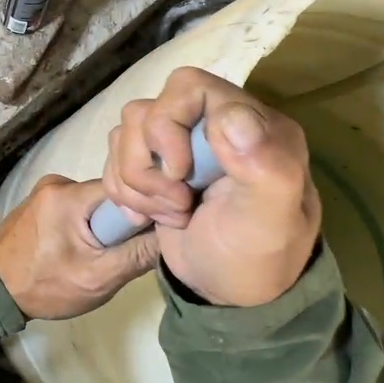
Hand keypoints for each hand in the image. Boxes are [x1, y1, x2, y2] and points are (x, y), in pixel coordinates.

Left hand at [0, 175, 160, 320]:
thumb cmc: (46, 286)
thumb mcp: (99, 277)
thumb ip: (139, 253)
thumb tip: (175, 233)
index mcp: (67, 194)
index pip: (125, 188)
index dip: (150, 207)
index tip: (167, 227)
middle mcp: (56, 183)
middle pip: (111, 193)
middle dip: (127, 218)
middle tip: (140, 246)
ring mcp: (46, 191)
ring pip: (96, 201)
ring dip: (108, 223)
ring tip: (114, 250)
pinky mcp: (42, 203)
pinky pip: (79, 206)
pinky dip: (90, 223)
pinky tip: (92, 246)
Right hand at [103, 67, 319, 307]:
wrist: (230, 296)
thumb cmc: (258, 256)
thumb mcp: (271, 218)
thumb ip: (265, 163)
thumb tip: (231, 116)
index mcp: (251, 124)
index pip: (188, 86)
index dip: (169, 123)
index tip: (182, 173)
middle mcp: (210, 126)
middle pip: (145, 112)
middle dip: (146, 162)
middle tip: (177, 201)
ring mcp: (178, 147)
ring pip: (123, 135)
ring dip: (135, 182)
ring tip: (170, 214)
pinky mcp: (152, 168)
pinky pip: (112, 159)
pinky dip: (123, 192)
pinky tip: (150, 217)